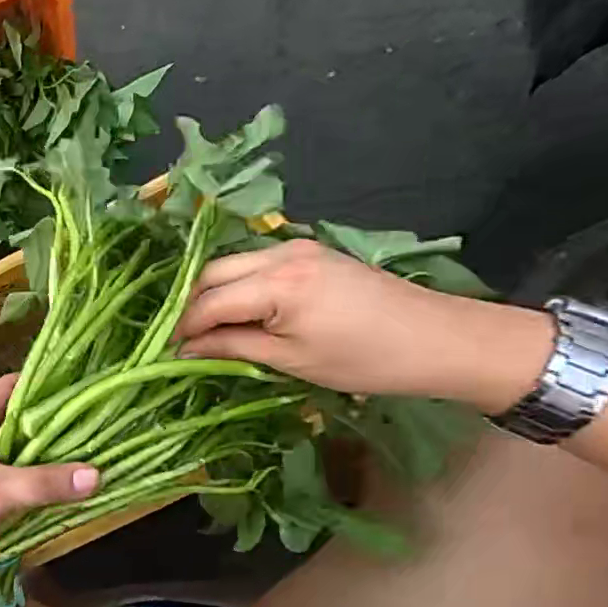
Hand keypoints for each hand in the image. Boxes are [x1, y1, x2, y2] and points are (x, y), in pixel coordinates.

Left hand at [0, 374, 99, 561]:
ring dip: (37, 447)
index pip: (18, 382)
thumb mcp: (1, 492)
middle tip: (89, 431)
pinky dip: (22, 464)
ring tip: (77, 454)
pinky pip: (0, 458)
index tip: (84, 398)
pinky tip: (46, 479)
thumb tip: (97, 474)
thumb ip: (48, 482)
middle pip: (16, 410)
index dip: (50, 386)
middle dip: (50, 422)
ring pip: (9, 437)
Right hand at [174, 239, 554, 412]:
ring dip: (214, 293)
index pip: (209, 301)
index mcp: (278, 282)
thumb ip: (232, 347)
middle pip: (213, 272)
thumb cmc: (367, 360)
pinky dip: (239, 285)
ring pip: (232, 265)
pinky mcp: (310, 251)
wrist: (442, 339)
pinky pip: (256, 264)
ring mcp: (296, 247)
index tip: (165, 350)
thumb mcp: (292, 360)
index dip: (183, 326)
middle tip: (182, 337)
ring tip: (208, 326)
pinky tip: (240, 309)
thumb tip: (185, 350)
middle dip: (192, 304)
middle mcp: (280, 253)